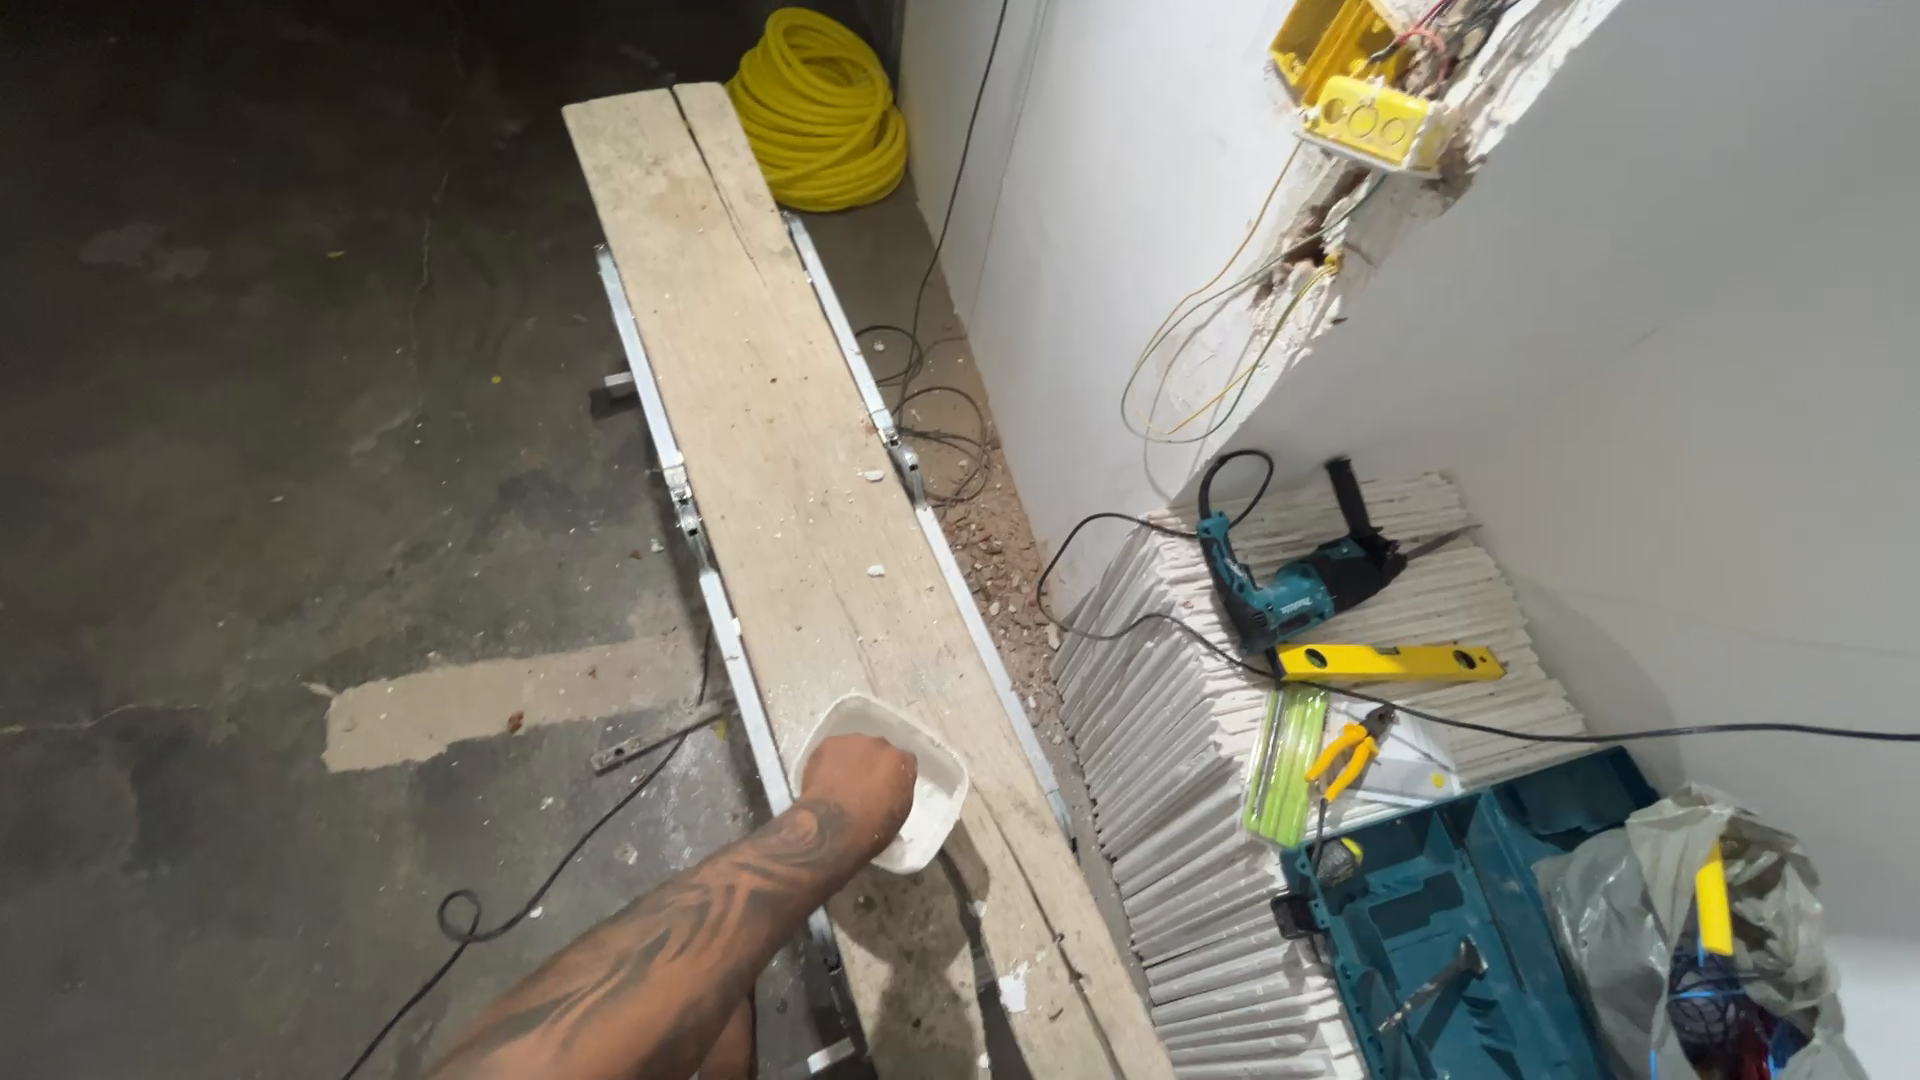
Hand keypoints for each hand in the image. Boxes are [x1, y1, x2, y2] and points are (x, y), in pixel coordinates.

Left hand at [800, 734, 916, 858]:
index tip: (885, 788)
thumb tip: (890, 788)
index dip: (892, 775)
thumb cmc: (869, 830)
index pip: (903, 761)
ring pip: (855, 748)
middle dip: (871, 765)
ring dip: (850, 761)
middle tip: (860, 786)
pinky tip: (823, 780)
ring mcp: (854, 741)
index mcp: (902, 762)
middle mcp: (881, 745)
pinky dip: (829, 762)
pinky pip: (832, 750)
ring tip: (838, 783)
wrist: (830, 827)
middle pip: (878, 751)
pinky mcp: (829, 743)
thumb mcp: (897, 815)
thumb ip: (898, 791)